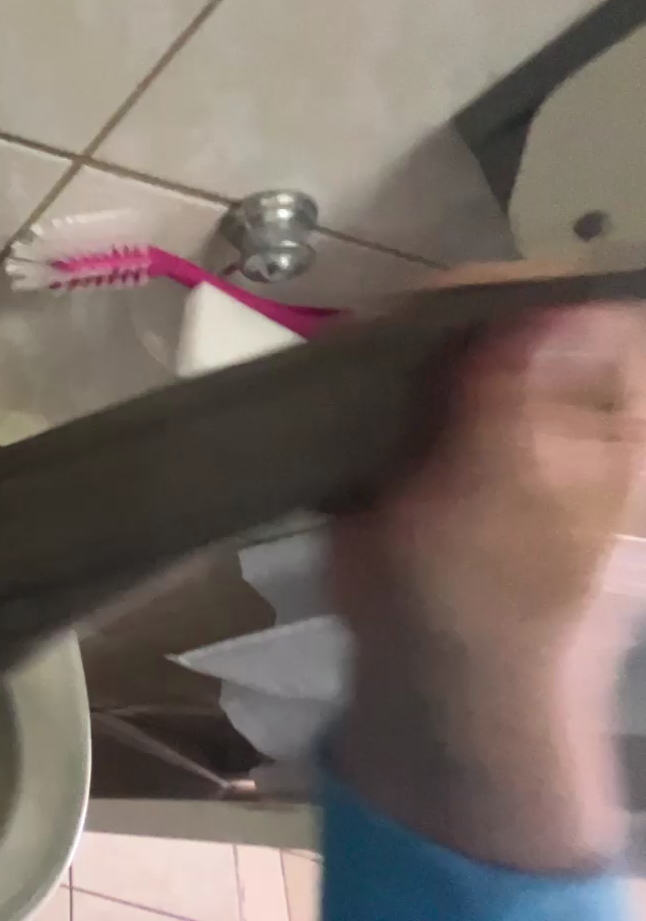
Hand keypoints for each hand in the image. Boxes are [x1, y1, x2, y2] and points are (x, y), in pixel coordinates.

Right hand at [333, 302, 645, 666]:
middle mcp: (567, 415)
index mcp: (622, 427)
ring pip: (456, 354)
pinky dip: (369, 379)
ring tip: (340, 356)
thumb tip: (564, 310)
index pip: (595, 318)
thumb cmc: (491, 593)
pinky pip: (408, 391)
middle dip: (442, 317)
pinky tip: (336, 387)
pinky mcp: (435, 450)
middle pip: (518, 326)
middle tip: (368, 332)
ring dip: (396, 346)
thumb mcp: (518, 502)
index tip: (427, 303)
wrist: (429, 659)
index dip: (518, 295)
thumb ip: (536, 410)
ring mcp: (497, 431)